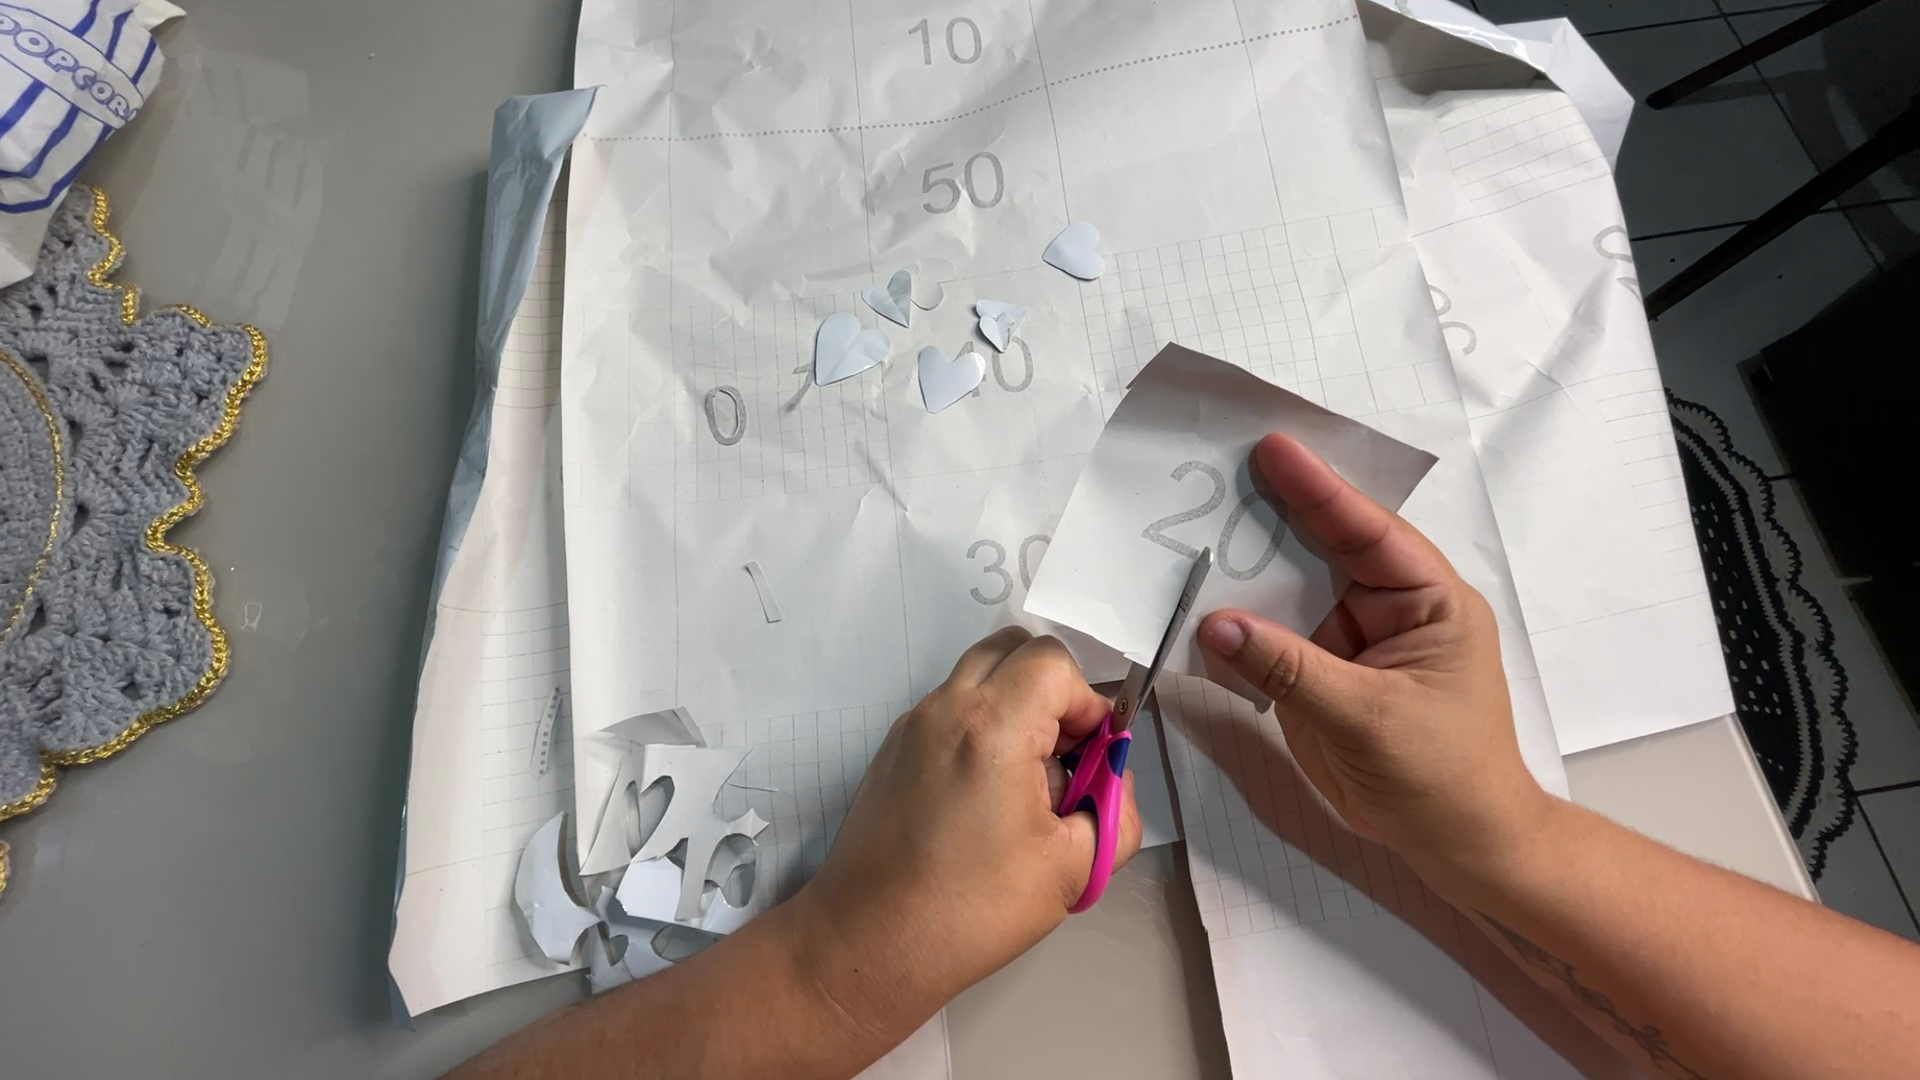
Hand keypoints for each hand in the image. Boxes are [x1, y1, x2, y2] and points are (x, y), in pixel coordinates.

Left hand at [785, 628, 1144, 1042]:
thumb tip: (1111, 777)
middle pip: (1014, 647)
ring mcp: (913, 721)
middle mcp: (946, 705)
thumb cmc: (971, 909)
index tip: (1090, 756)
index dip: (1086, 700)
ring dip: (1016, 700)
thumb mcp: (1074, 869)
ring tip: (1024, 774)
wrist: (867, 942)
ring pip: (980, 671)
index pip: (1053, 662)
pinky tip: (983, 792)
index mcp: (991, 724)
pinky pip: (952, 703)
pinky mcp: (895, 744)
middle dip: (1052, 687)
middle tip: (1062, 751)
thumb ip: (1117, 810)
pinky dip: (982, 721)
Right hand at [1196, 434, 1550, 884]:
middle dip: (1274, 509)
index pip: (1368, 531)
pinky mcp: (1315, 666)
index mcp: (1425, 600)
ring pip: (1289, 585)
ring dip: (1246, 560)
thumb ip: (1288, 668)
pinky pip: (1269, 630)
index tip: (1271, 448)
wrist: (1453, 844)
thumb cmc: (1438, 774)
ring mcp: (1345, 636)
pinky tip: (1198, 593)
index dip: (1319, 489)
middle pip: (1323, 544)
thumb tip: (1213, 623)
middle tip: (1221, 468)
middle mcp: (1383, 605)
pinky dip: (1235, 615)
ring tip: (1196, 520)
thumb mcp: (1367, 716)